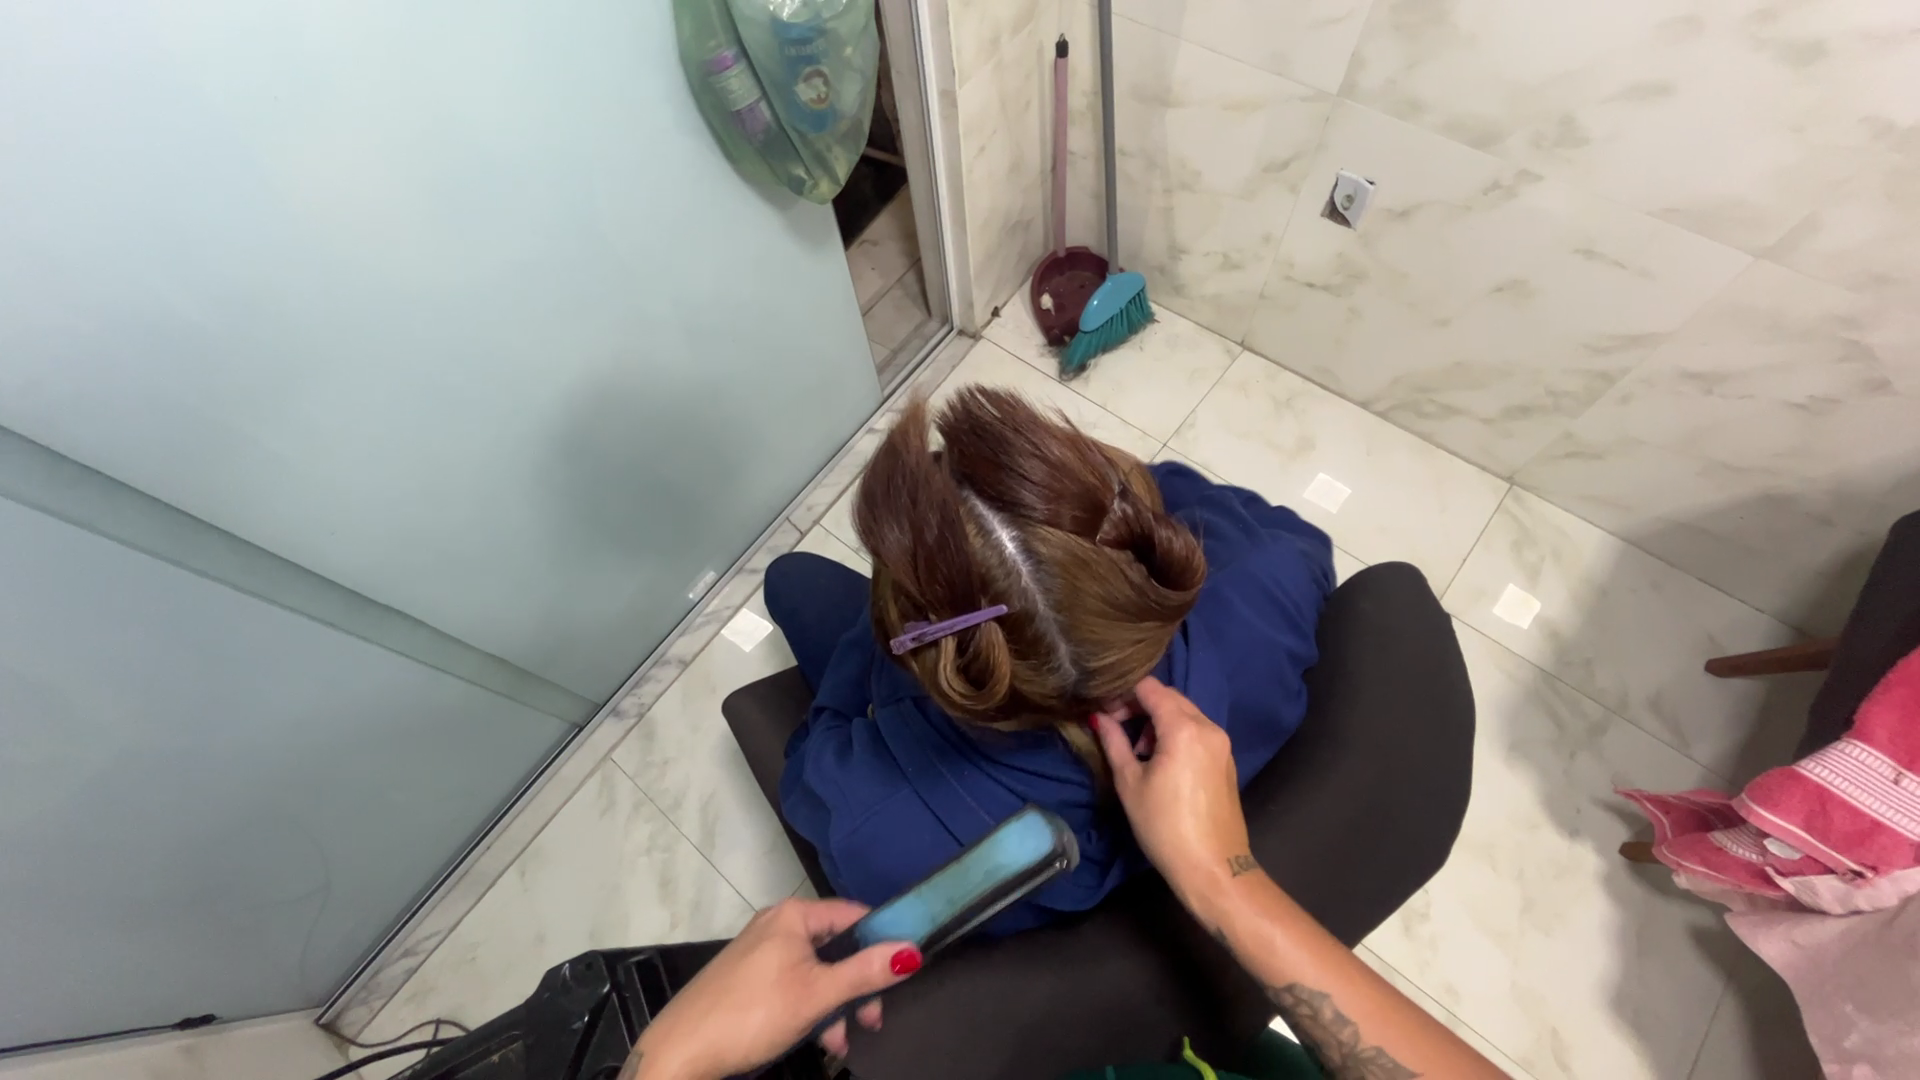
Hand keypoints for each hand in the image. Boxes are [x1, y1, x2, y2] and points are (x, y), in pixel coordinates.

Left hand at [627, 898, 921, 1079]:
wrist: (680, 1053)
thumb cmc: (754, 1014)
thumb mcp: (818, 995)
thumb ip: (865, 972)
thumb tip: (911, 951)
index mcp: (794, 914)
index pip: (853, 914)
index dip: (880, 940)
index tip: (900, 973)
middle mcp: (777, 924)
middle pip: (835, 946)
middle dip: (856, 985)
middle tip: (871, 1019)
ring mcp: (759, 951)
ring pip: (814, 970)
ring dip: (834, 1004)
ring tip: (839, 1041)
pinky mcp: (747, 978)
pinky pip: (792, 983)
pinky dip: (809, 1007)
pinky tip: (816, 1038)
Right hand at [1092, 676, 1256, 902]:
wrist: (1214, 869)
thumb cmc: (1164, 826)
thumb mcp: (1130, 782)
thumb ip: (1114, 742)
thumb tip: (1099, 718)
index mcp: (1184, 728)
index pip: (1150, 688)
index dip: (1123, 694)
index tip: (1105, 713)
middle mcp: (1208, 727)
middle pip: (1170, 697)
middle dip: (1140, 705)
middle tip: (1116, 727)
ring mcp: (1222, 743)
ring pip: (1185, 712)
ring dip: (1158, 719)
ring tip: (1138, 750)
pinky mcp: (1226, 759)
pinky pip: (1198, 730)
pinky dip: (1176, 732)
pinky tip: (1162, 760)